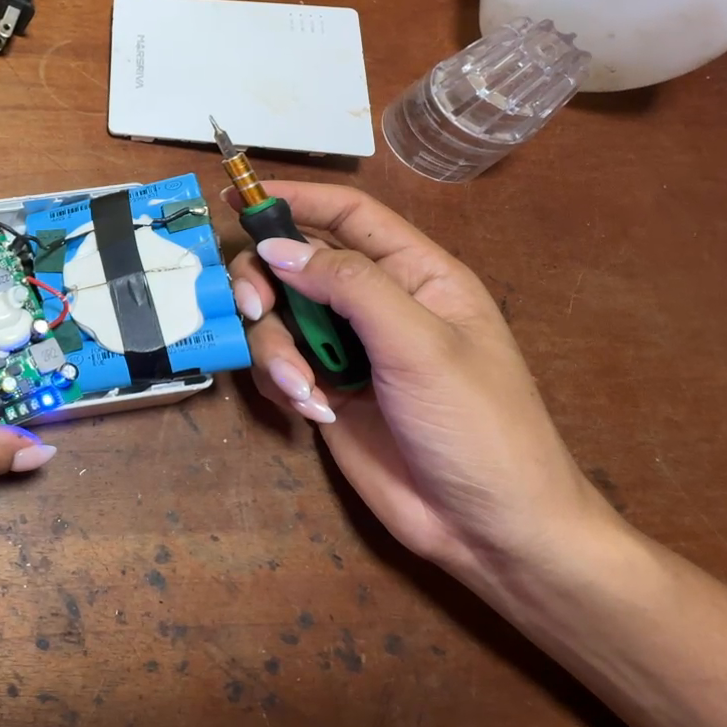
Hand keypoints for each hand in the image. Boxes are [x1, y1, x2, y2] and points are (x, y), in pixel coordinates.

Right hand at [227, 182, 619, 582]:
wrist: (489, 529)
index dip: (295, 199)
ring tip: (301, 388)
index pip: (349, 216)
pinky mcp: (321, 387)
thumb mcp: (420, 344)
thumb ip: (348, 285)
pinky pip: (273, 361)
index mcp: (416, 276)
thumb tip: (275, 247)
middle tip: (252, 307)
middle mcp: (374, 304)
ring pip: (274, 316)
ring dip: (274, 348)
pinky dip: (278, 381)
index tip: (237, 197)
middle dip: (264, 282)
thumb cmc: (478, 424)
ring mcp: (344, 347)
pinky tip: (309, 409)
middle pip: (293, 263)